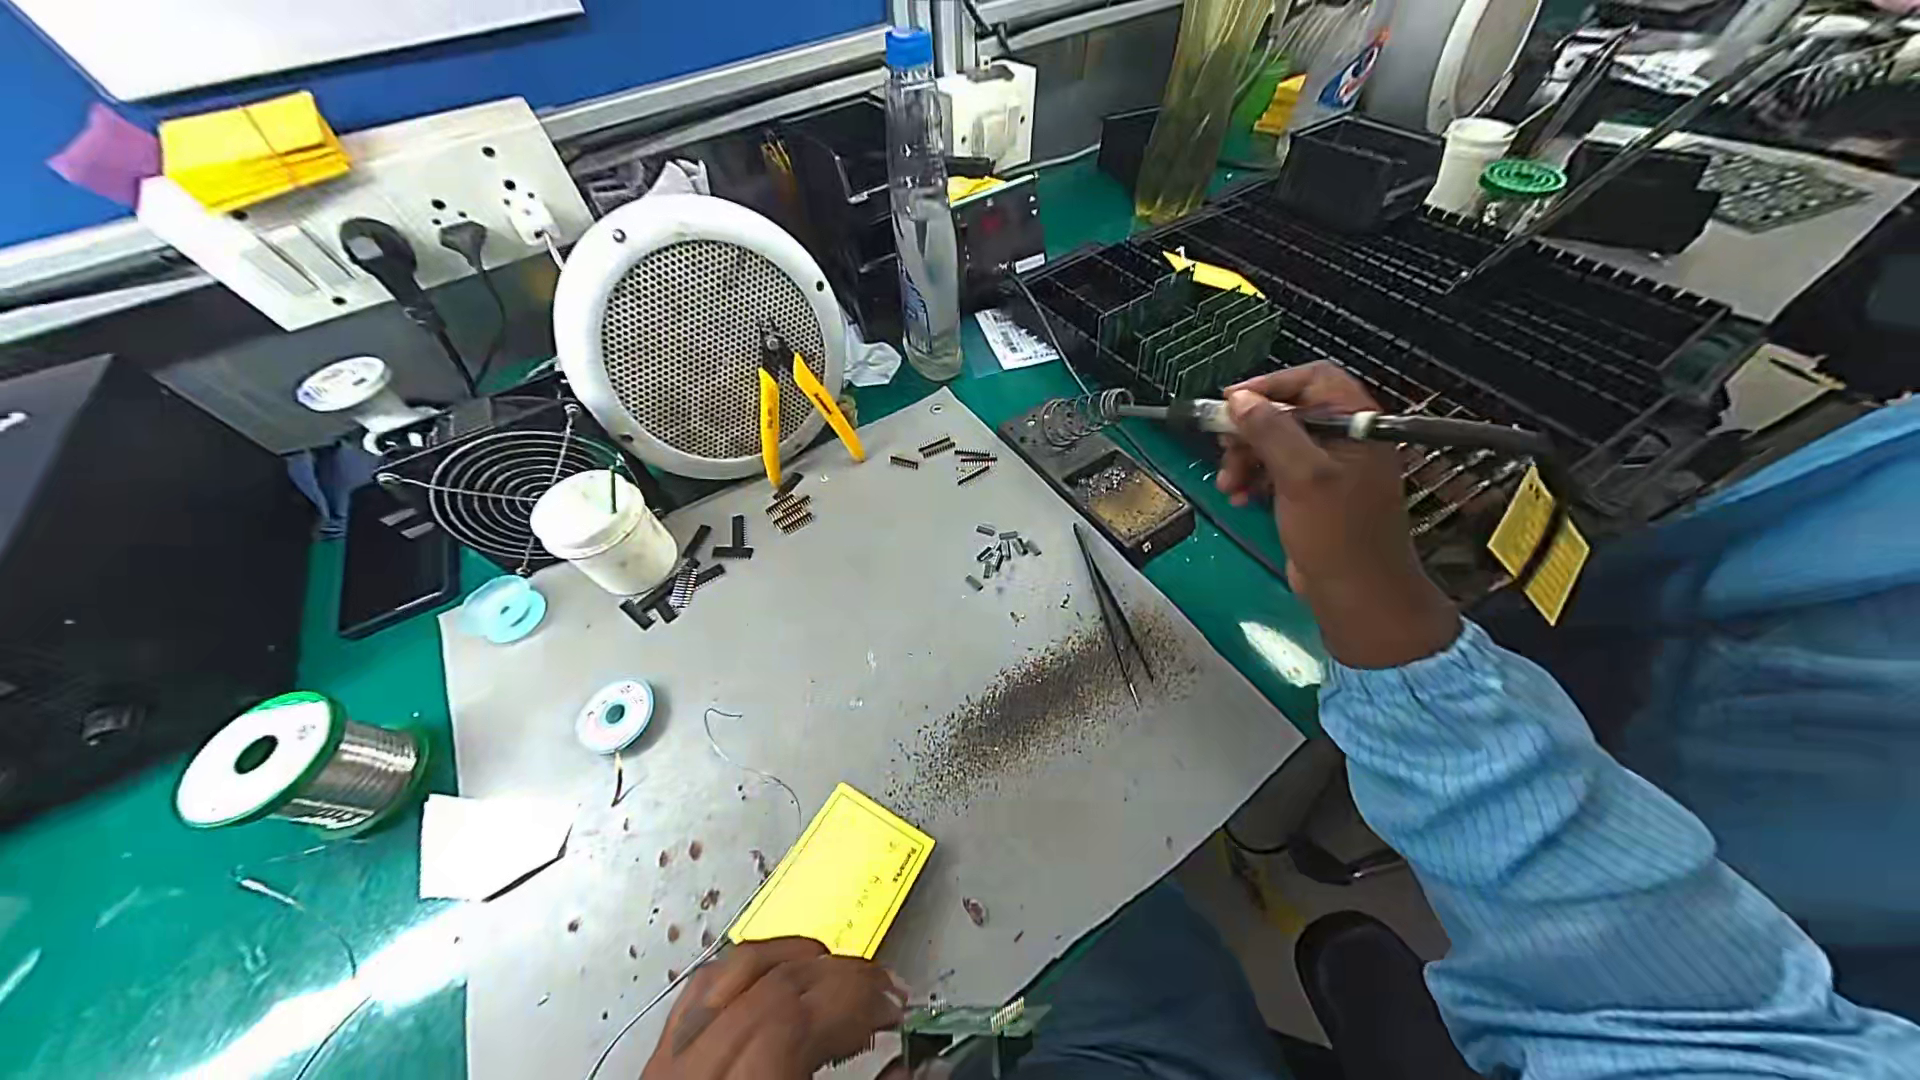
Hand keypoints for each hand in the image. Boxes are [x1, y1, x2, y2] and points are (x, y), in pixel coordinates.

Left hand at [642, 938, 907, 1079]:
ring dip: (799, 961)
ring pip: (733, 973)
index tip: (899, 1006)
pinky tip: (782, 977)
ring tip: (843, 976)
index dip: (854, 999)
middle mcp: (689, 1078)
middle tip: (889, 993)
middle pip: (769, 990)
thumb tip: (926, 1068)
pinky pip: (703, 990)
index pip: (789, 1023)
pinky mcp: (658, 1063)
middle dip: (843, 979)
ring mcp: (665, 1067)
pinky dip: (751, 970)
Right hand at [1216, 363, 1458, 667]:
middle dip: (1248, 431)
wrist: (1355, 594)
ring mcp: (1324, 469)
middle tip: (1224, 449)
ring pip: (1272, 444)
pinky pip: (1272, 473)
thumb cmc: (1337, 533)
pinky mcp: (1308, 495)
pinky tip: (1240, 498)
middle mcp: (1341, 440)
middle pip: (1284, 413)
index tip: (1230, 403)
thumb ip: (1271, 431)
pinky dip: (1251, 481)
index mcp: (1354, 424)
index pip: (1312, 380)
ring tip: (1229, 485)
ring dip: (1243, 459)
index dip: (1269, 386)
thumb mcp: (1302, 476)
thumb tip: (1239, 399)